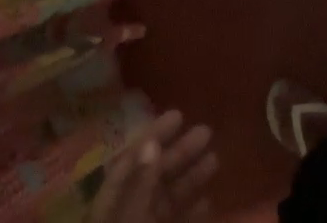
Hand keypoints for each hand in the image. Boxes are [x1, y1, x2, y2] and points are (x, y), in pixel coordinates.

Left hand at [90, 111, 217, 222]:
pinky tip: (209, 201)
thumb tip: (152, 142)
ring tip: (215, 159)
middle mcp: (127, 208)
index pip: (132, 159)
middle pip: (155, 176)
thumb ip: (140, 183)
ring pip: (169, 198)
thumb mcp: (129, 215)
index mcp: (111, 200)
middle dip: (180, 153)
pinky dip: (192, 212)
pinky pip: (177, 221)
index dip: (154, 135)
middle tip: (206, 131)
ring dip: (191, 179)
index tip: (180, 114)